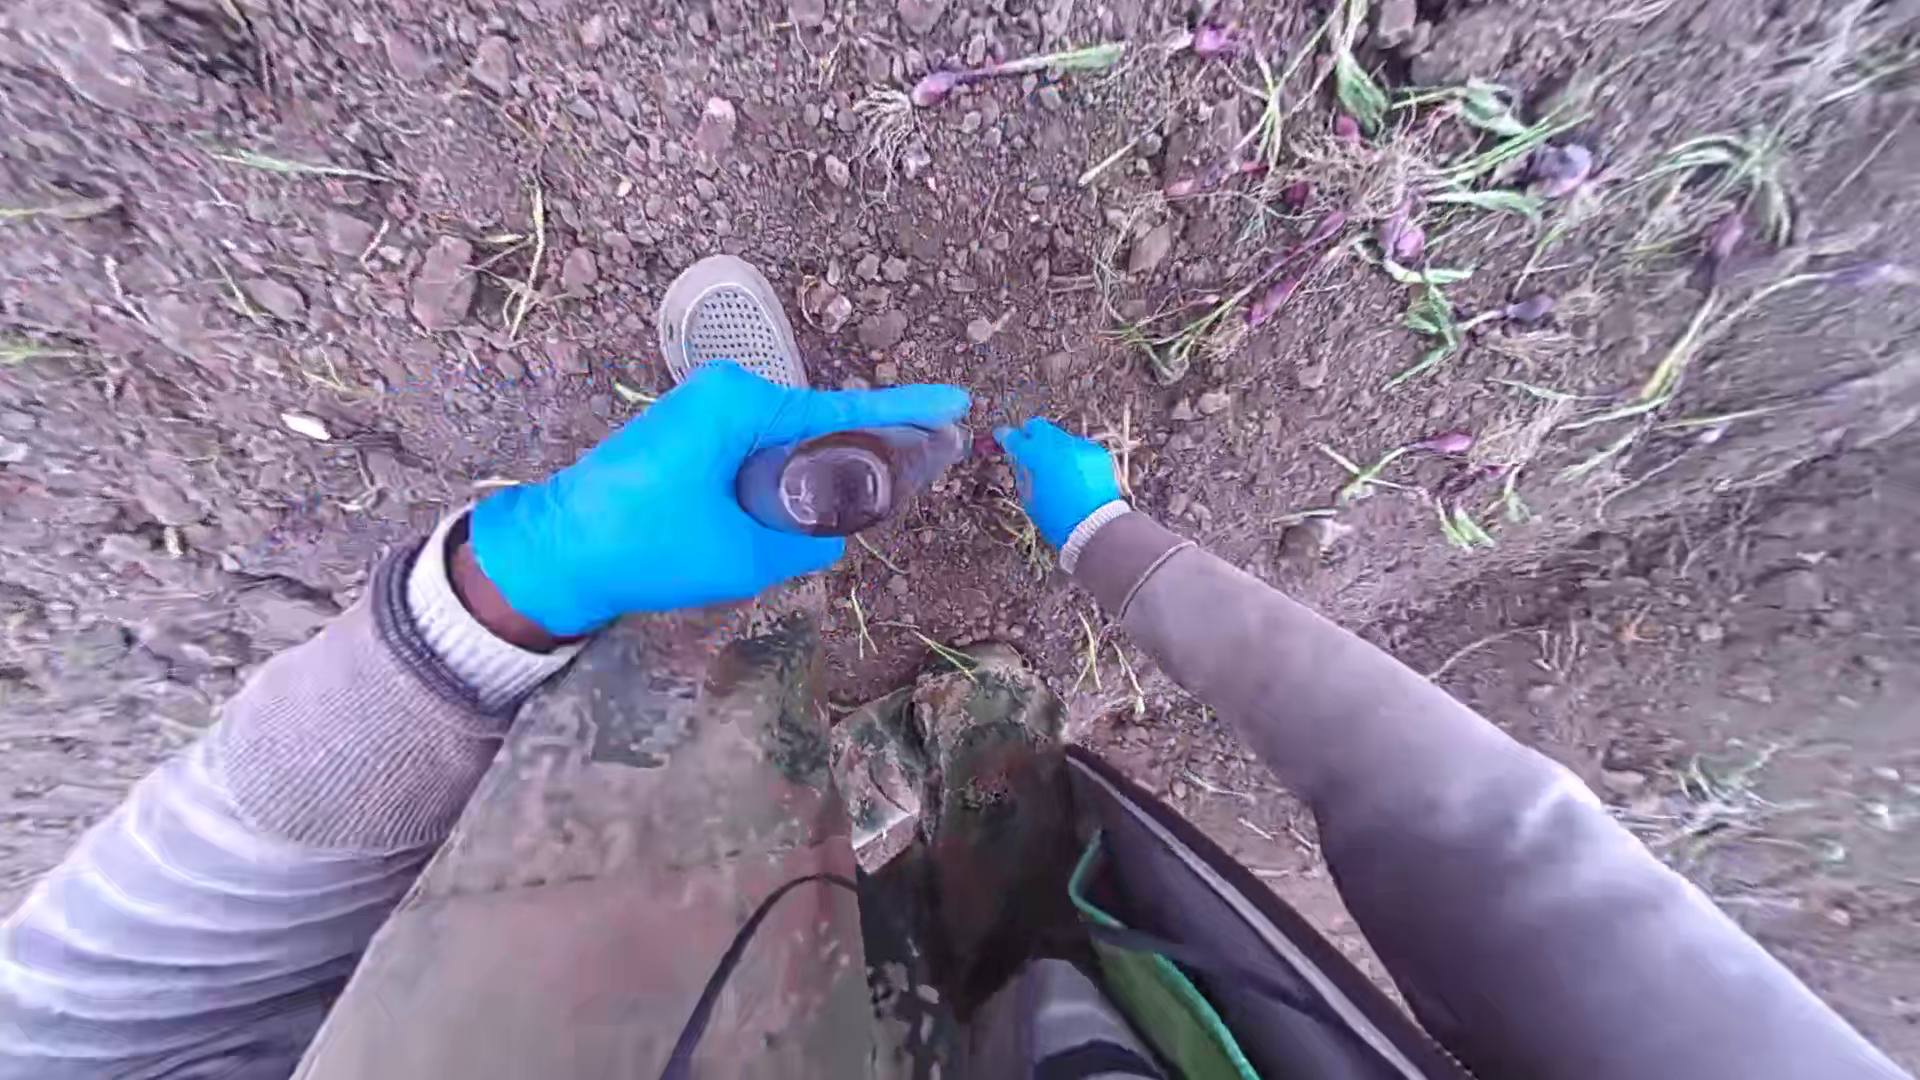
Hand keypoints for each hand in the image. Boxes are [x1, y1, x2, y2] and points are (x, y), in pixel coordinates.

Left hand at [469, 361, 970, 634]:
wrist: (558, 552)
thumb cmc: (645, 546)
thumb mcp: (743, 556)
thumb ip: (805, 546)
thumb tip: (835, 540)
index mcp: (743, 407)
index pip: (845, 410)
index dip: (906, 411)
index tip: (954, 406)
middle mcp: (733, 397)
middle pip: (829, 419)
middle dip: (881, 439)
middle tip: (932, 456)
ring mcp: (715, 413)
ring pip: (801, 437)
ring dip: (844, 459)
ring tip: (892, 481)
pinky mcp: (703, 436)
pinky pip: (772, 449)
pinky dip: (806, 469)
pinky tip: (834, 490)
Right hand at [994, 418, 1123, 548]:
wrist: (1094, 526)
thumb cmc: (1058, 519)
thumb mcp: (1029, 498)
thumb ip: (1021, 472)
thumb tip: (1017, 458)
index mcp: (1037, 456)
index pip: (1015, 438)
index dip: (1005, 436)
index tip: (1001, 436)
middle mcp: (1059, 445)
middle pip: (1038, 427)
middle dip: (1030, 434)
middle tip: (1027, 448)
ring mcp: (1080, 447)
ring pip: (1059, 436)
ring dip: (1052, 447)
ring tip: (1053, 468)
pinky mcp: (1096, 453)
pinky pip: (1078, 447)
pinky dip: (1071, 456)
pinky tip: (1072, 474)